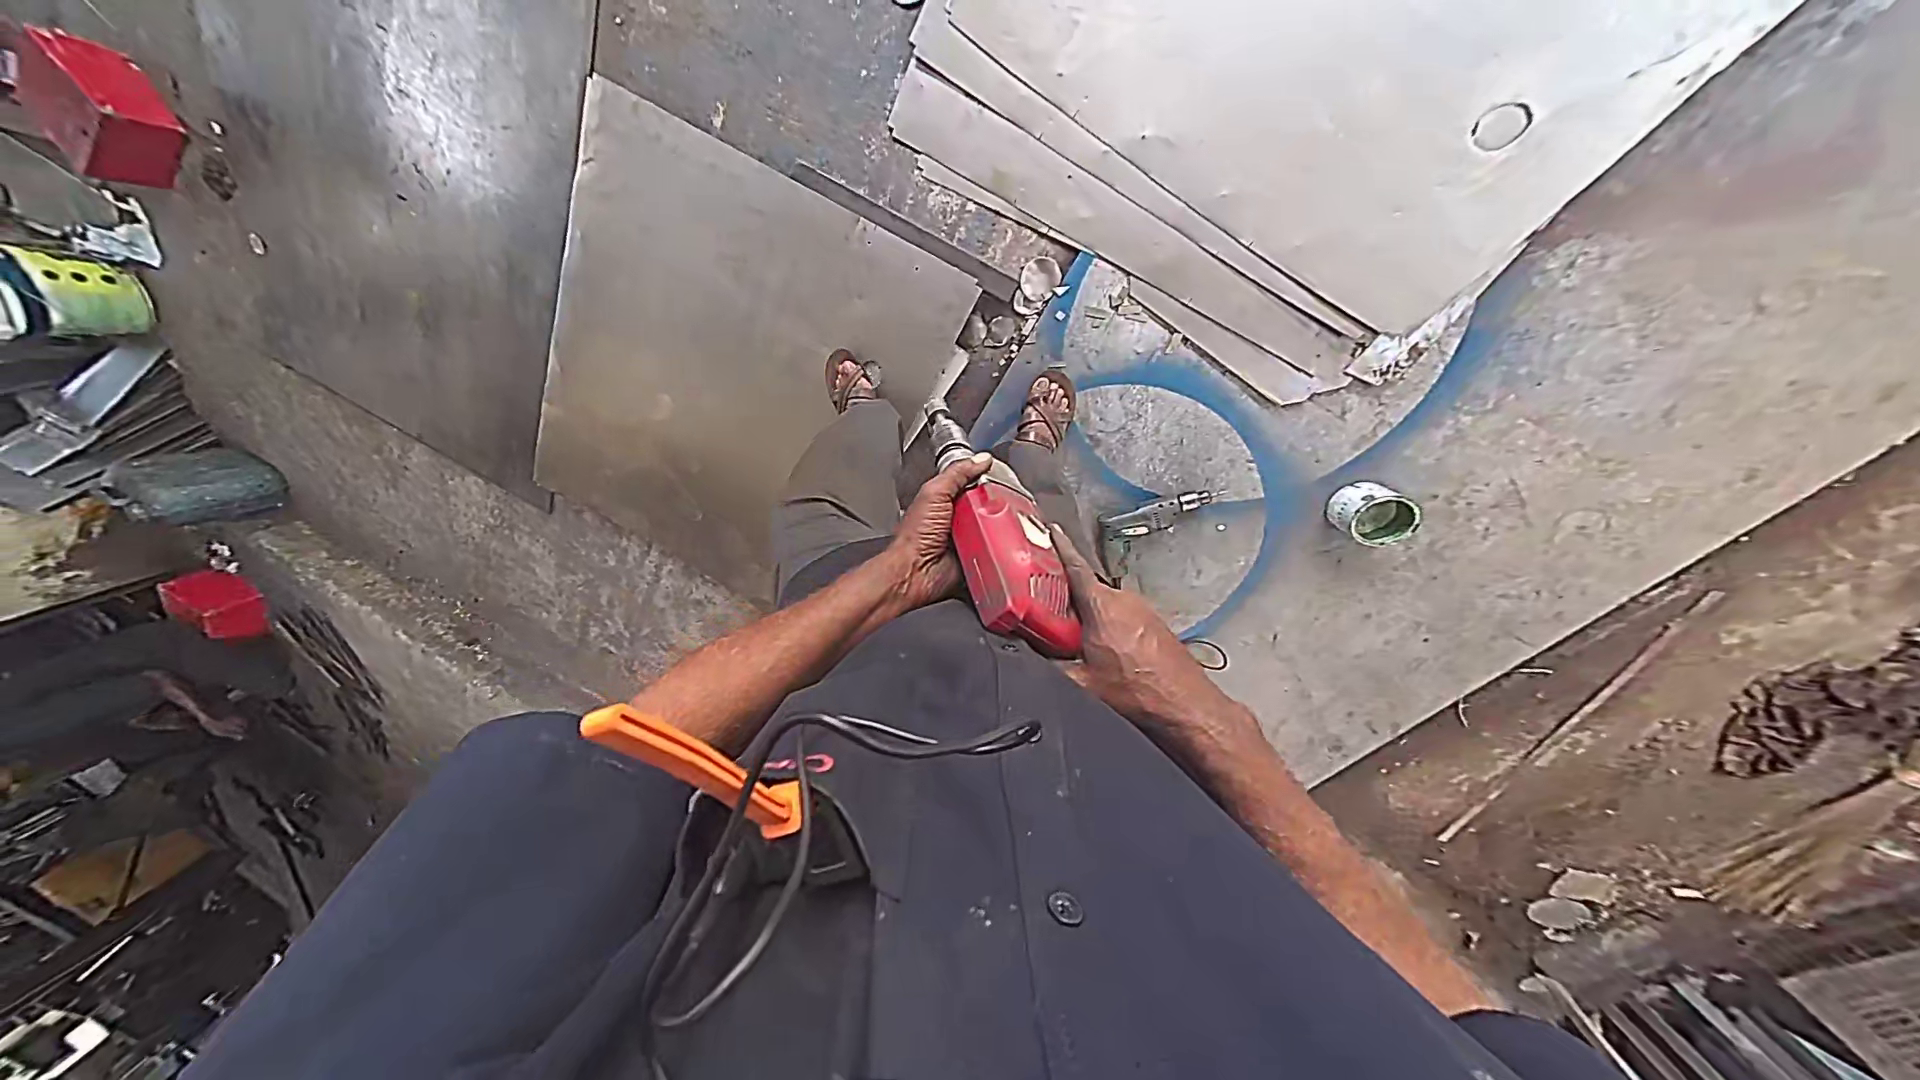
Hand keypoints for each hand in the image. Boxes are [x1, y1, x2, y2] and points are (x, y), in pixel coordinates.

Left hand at [880, 452, 994, 611]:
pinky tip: (1005, 541)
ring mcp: (969, 539)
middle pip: (990, 505)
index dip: (988, 479)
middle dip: (1000, 503)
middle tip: (1005, 502)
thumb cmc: (915, 537)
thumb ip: (956, 474)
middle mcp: (959, 519)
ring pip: (997, 526)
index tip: (1001, 475)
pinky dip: (1003, 546)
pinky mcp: (978, 557)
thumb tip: (981, 459)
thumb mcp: (934, 493)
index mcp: (947, 501)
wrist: (916, 572)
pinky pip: (998, 549)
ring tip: (1006, 522)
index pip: (974, 483)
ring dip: (1003, 525)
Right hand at [1050, 524, 1241, 728]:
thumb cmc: (1142, 692)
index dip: (1059, 546)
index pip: (1075, 566)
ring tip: (1081, 645)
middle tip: (1051, 618)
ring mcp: (1141, 609)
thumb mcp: (1082, 682)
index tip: (1050, 530)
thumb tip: (1030, 658)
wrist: (1185, 705)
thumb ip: (1051, 664)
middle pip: (1086, 588)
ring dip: (1090, 616)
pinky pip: (1121, 615)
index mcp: (1102, 607)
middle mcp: (1123, 600)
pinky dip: (1108, 625)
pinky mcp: (1152, 621)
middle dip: (1067, 599)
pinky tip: (1107, 652)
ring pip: (1104, 603)